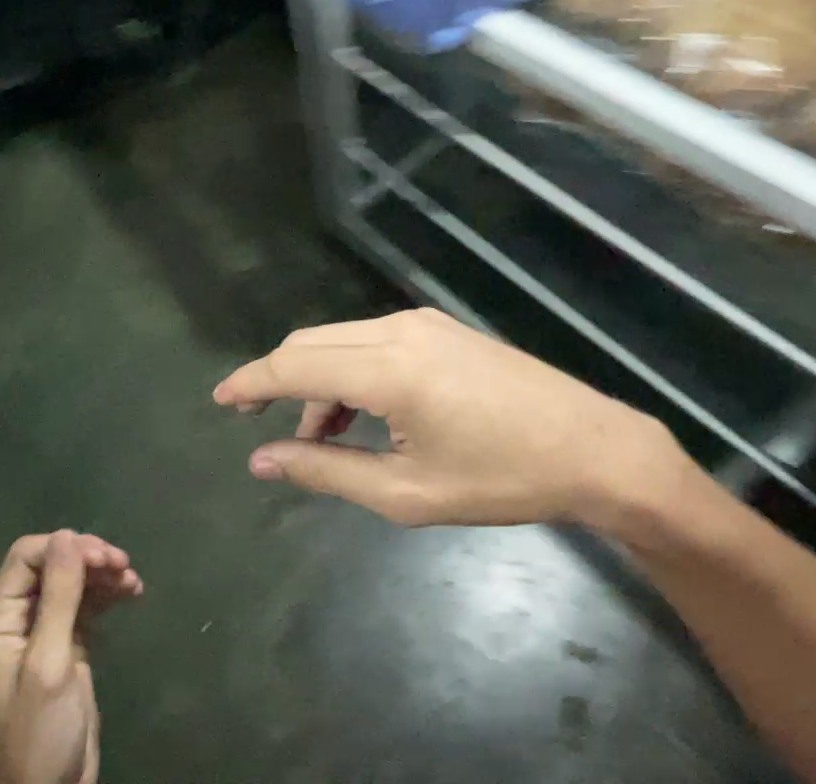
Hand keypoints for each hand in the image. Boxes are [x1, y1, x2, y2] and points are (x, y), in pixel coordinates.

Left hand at [0, 531, 142, 783]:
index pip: (26, 556)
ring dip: (102, 574)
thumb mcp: (49, 663)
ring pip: (72, 580)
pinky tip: (132, 593)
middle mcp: (18, 617)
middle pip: (52, 563)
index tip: (102, 558)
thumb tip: (67, 535)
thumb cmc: (41, 730)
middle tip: (123, 565)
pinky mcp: (68, 644)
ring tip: (133, 581)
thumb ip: (58, 599)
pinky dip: (108, 594)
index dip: (64, 548)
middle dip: (87, 557)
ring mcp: (43, 630)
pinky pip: (87, 604)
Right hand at [212, 308, 692, 531]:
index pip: (293, 366)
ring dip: (314, 382)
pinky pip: (368, 341)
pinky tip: (360, 414)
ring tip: (321, 439)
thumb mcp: (406, 492)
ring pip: (337, 341)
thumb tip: (262, 461)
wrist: (596, 450)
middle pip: (308, 344)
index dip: (249, 383)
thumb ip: (325, 471)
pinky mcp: (439, 328)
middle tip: (257, 424)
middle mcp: (396, 331)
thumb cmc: (502, 480)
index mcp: (387, 370)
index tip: (219, 401)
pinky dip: (346, 372)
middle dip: (275, 381)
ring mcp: (421, 323)